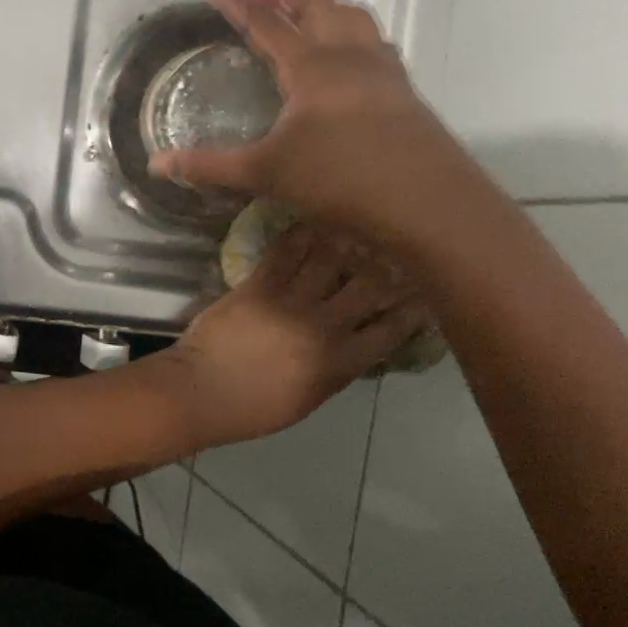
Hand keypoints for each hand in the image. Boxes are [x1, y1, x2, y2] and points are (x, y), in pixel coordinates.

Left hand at [142, 223, 429, 446]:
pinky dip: (300, 234)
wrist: (200, 392)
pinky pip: (285, 252)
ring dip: (349, 238)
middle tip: (400, 241)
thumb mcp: (309, 399)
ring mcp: (290, 302)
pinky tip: (312, 218)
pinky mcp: (257, 286)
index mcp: (342, 362)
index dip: (415, 306)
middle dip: (392, 262)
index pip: (394, 329)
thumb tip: (358, 346)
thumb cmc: (253, 408)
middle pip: (372, 285)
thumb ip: (338, 369)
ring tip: (360, 219)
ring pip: (332, 260)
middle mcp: (324, 327)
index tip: (428, 287)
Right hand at [146, 0, 483, 243]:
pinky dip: (348, 30)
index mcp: (313, 67)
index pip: (267, 23)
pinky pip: (373, 40)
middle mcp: (350, 56)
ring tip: (298, 9)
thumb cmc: (340, 182)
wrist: (428, 204)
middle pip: (316, 4)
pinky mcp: (402, 90)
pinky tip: (344, 52)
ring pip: (353, 16)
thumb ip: (208, 166)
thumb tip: (156, 164)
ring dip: (320, 4)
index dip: (237, 3)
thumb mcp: (264, 175)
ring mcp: (383, 70)